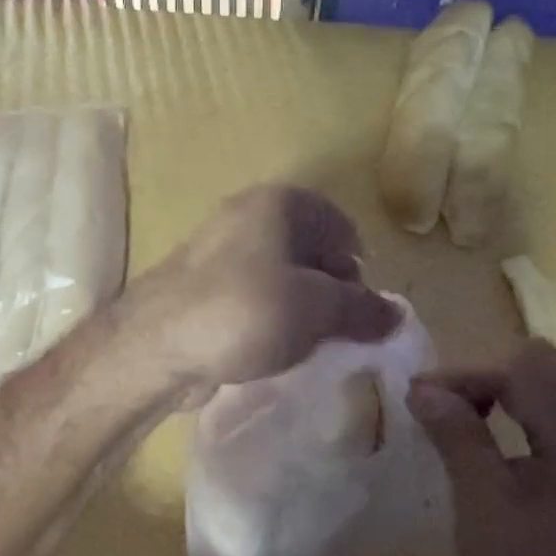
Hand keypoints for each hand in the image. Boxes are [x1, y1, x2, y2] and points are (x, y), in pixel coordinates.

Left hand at [127, 185, 401, 389]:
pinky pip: (253, 301)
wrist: (157, 347)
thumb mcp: (319, 310)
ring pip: (282, 280)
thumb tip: (398, 316)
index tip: (361, 313)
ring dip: (300, 312)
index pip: (343, 229)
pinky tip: (268, 352)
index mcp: (281, 203)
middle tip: (338, 335)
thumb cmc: (247, 312)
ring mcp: (220, 252)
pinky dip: (268, 323)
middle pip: (312, 254)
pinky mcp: (201, 290)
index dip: (359, 272)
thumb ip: (363, 310)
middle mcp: (248, 215)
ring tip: (304, 348)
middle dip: (331, 294)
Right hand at [407, 340, 555, 555]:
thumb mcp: (482, 500)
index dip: (466, 376)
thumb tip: (422, 389)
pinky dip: (515, 403)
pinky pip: (553, 401)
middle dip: (482, 374)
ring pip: (546, 377)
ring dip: (497, 386)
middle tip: (437, 402)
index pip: (521, 371)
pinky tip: (485, 426)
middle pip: (539, 363)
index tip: (419, 394)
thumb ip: (457, 437)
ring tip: (454, 412)